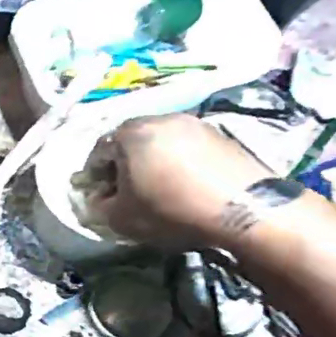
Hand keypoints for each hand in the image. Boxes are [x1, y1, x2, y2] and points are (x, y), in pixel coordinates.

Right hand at [83, 113, 271, 249]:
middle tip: (123, 190)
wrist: (241, 209)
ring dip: (149, 161)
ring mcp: (194, 123)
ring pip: (158, 141)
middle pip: (130, 140)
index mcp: (131, 133)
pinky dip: (174, 161)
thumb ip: (99, 204)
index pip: (98, 150)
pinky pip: (184, 145)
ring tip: (152, 187)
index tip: (98, 195)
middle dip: (121, 163)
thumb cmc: (169, 210)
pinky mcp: (219, 134)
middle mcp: (162, 118)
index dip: (93, 175)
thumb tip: (101, 196)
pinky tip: (178, 183)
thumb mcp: (119, 217)